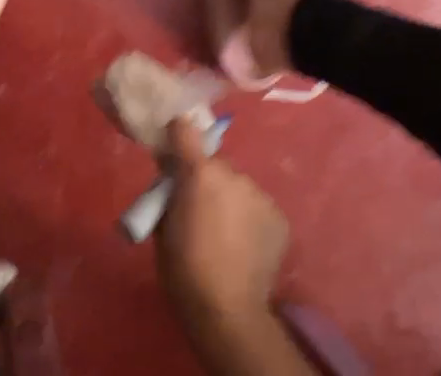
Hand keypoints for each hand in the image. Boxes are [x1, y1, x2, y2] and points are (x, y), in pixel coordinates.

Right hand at [157, 118, 288, 332]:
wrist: (227, 311)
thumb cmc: (182, 269)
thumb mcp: (161, 224)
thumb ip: (169, 190)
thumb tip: (173, 172)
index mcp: (199, 172)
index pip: (185, 129)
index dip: (177, 134)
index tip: (172, 146)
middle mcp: (234, 175)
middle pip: (215, 163)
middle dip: (206, 177)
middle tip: (198, 206)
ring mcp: (261, 195)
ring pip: (238, 186)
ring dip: (229, 198)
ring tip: (225, 231)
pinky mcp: (279, 217)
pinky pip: (257, 207)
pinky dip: (249, 217)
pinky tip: (244, 244)